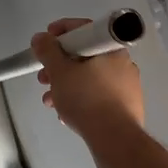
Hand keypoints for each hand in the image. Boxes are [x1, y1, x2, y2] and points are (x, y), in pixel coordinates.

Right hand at [31, 17, 144, 140]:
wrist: (115, 138)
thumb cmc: (86, 98)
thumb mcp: (59, 72)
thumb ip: (47, 51)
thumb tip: (40, 38)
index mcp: (111, 48)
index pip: (84, 29)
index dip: (61, 32)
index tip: (45, 41)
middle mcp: (123, 62)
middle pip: (84, 56)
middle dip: (58, 66)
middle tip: (43, 78)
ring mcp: (127, 85)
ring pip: (89, 77)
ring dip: (65, 85)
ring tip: (49, 101)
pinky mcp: (127, 105)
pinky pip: (98, 94)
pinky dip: (80, 98)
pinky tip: (67, 113)